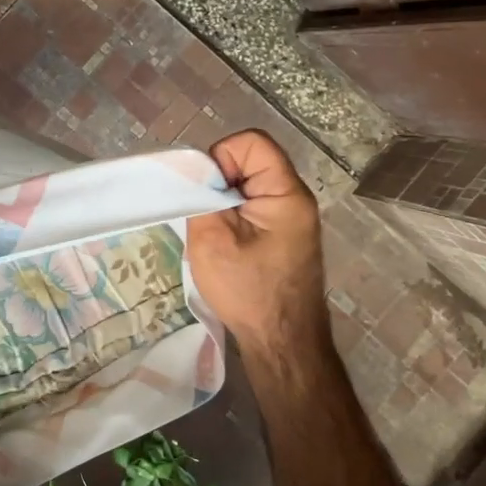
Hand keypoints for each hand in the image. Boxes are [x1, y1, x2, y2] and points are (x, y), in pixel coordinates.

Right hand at [187, 130, 328, 352]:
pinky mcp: (283, 232)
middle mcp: (295, 198)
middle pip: (249, 158)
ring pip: (247, 181)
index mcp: (286, 194)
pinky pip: (251, 201)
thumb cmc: (247, 290)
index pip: (251, 143)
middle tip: (207, 214)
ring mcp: (291, 216)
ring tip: (213, 229)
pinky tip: (224, 240)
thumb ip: (198, 194)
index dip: (221, 157)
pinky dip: (231, 211)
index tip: (209, 192)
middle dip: (218, 178)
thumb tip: (190, 168)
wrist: (281, 343)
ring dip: (222, 197)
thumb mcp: (211, 237)